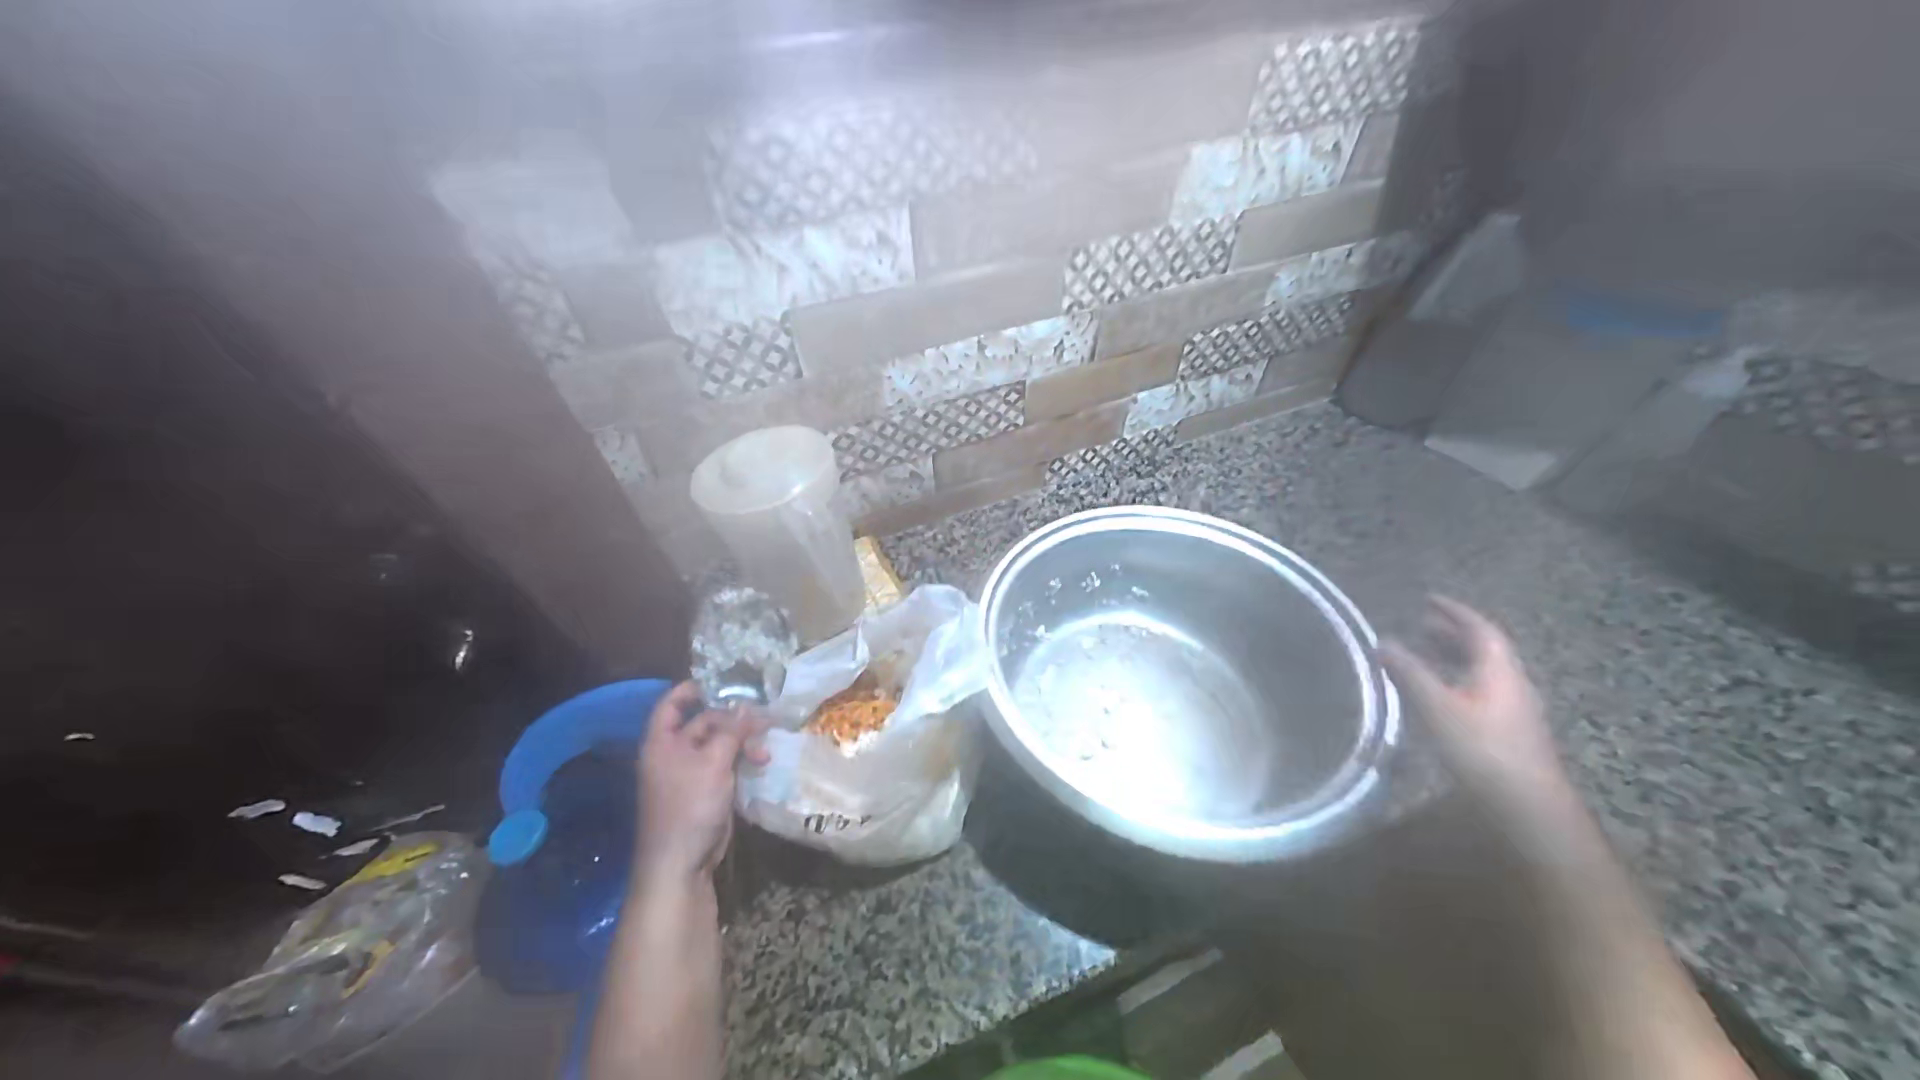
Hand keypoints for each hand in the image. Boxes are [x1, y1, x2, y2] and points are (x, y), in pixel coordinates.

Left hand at [636, 681, 769, 880]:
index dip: (691, 690)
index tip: (720, 682)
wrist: (680, 864)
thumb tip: (748, 707)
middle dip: (732, 721)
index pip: (671, 705)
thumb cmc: (690, 806)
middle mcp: (672, 755)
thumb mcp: (714, 762)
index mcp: (662, 743)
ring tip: (764, 753)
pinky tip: (760, 765)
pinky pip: (724, 767)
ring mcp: (689, 775)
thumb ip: (732, 732)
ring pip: (718, 746)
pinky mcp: (705, 793)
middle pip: (702, 724)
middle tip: (763, 719)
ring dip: (742, 744)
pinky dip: (741, 762)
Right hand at [1381, 596, 1570, 810]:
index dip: (1455, 612)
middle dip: (1452, 633)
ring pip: (1482, 671)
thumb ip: (1409, 673)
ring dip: (1454, 657)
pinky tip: (1438, 694)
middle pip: (1484, 649)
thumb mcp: (1438, 708)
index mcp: (1499, 671)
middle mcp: (1511, 684)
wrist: (1529, 806)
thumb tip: (1383, 643)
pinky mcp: (1509, 732)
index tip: (1430, 599)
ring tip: (1425, 653)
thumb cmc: (1483, 749)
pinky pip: (1480, 690)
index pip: (1480, 630)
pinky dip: (1456, 679)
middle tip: (1421, 623)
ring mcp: (1514, 709)